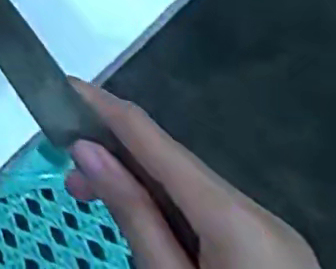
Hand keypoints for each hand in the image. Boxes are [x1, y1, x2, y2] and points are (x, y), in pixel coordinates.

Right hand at [64, 80, 319, 268]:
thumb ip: (131, 213)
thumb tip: (86, 148)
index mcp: (234, 216)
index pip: (153, 137)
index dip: (103, 106)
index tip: (60, 85)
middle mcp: (258, 213)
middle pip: (170, 159)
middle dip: (112, 151)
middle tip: (63, 165)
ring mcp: (273, 237)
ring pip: (187, 185)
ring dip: (135, 181)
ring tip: (88, 195)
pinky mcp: (276, 258)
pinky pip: (208, 213)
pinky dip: (165, 206)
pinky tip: (139, 220)